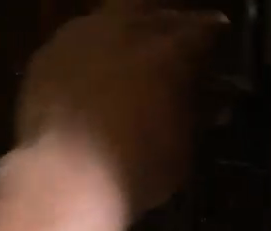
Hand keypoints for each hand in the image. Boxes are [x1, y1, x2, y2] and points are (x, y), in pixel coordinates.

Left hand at [15, 1, 228, 219]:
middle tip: (179, 33)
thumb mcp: (182, 148)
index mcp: (168, 54)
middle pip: (154, 11)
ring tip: (137, 46)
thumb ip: (197, 117)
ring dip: (130, 27)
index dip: (213, 31)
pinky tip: (99, 68)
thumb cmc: (139, 168)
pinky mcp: (49, 52)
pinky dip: (97, 48)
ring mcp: (82, 35)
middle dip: (171, 20)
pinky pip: (80, 38)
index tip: (221, 31)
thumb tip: (215, 104)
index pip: (201, 30)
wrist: (69, 175)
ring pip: (113, 15)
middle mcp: (125, 30)